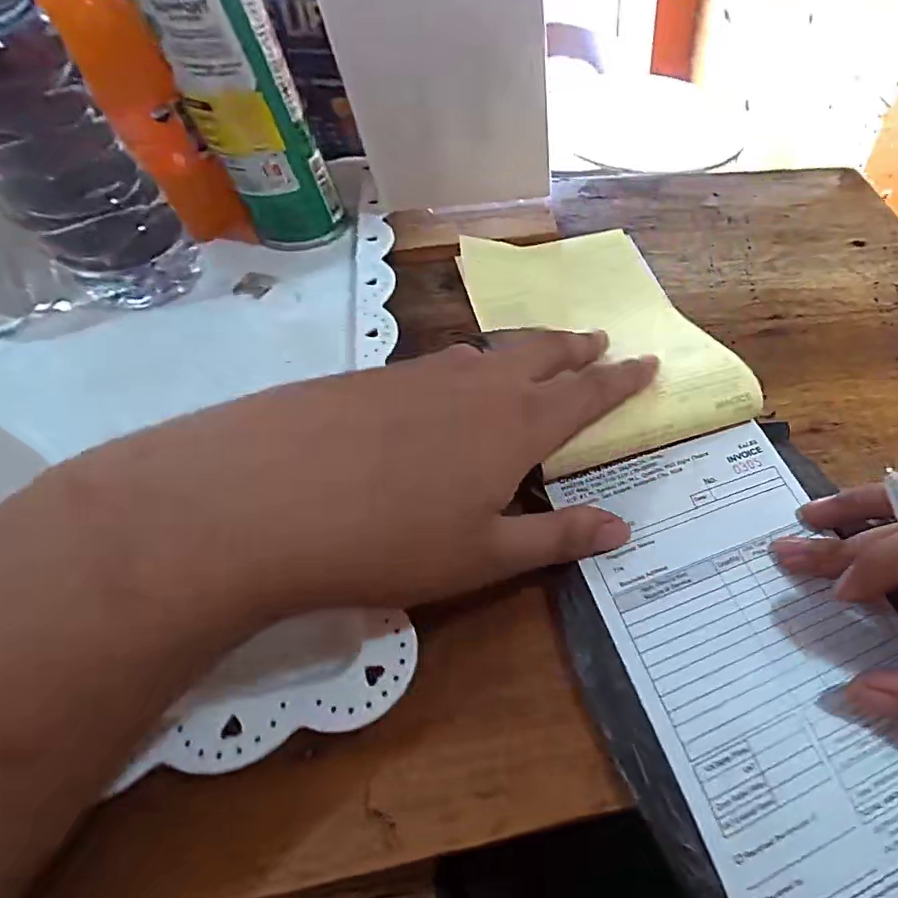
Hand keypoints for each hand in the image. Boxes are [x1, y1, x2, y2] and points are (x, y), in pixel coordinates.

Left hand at [53, 329, 656, 617]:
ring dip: (522, 353)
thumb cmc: (389, 541)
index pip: (586, 395)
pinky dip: (465, 368)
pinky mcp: (367, 379)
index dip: (622, 381)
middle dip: (577, 349)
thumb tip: (622, 529)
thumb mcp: (485, 555)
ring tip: (536, 359)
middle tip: (600, 341)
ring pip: (487, 354)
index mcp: (515, 427)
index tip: (648, 362)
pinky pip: (437, 365)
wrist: (250, 504)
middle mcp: (475, 387)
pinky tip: (449, 388)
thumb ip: (557, 538)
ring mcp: (417, 376)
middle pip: (540, 354)